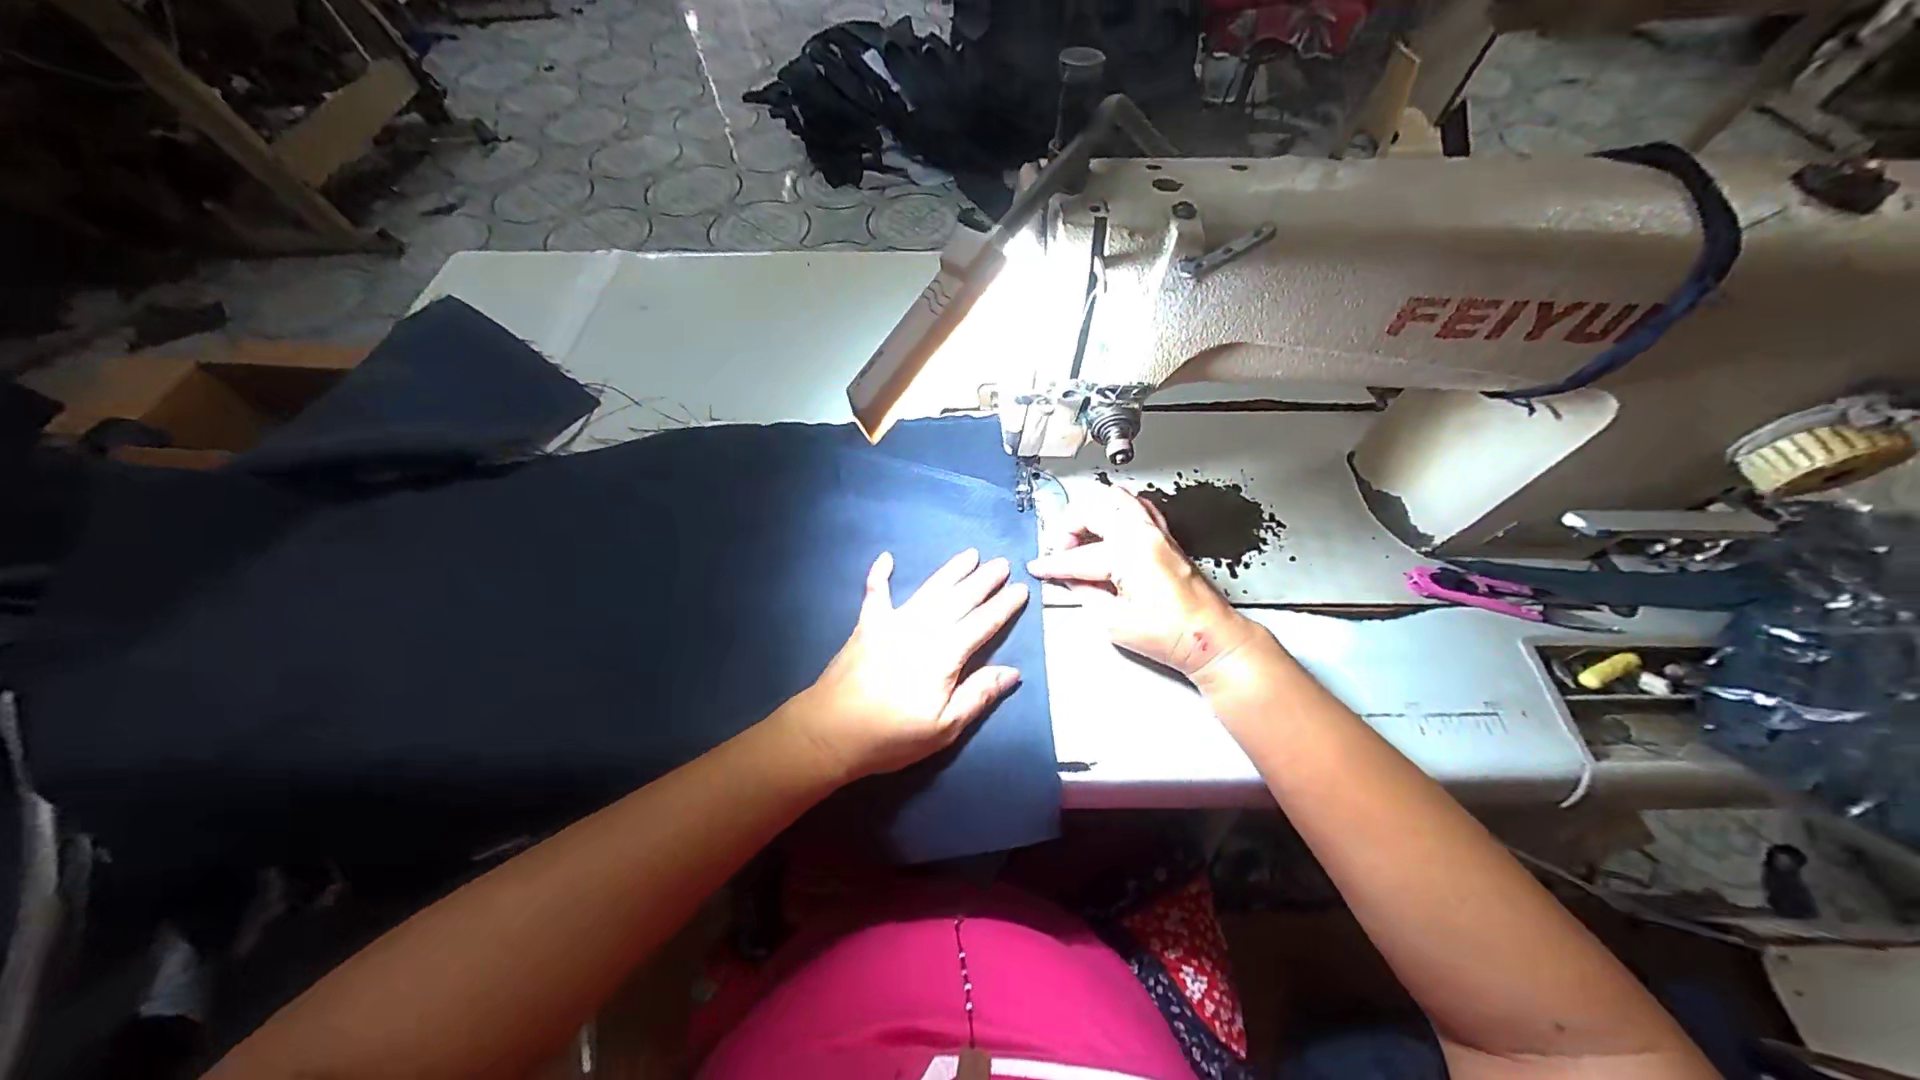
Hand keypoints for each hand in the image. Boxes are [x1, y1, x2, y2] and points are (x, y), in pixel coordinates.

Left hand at [785, 549, 1029, 781]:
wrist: (830, 731)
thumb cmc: (891, 735)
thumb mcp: (944, 727)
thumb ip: (978, 695)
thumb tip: (1012, 672)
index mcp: (945, 654)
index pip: (982, 624)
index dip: (1003, 607)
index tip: (1021, 590)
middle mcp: (922, 629)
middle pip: (959, 600)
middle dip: (983, 581)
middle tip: (1002, 563)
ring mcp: (892, 623)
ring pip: (929, 591)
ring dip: (951, 572)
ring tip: (970, 555)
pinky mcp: (867, 626)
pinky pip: (876, 594)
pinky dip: (880, 575)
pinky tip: (886, 558)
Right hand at [1027, 482, 1263, 681]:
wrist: (1212, 639)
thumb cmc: (1174, 635)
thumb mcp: (1114, 622)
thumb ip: (1086, 594)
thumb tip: (1070, 582)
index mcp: (1129, 552)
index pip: (1079, 555)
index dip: (1053, 564)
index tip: (1038, 567)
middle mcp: (1144, 534)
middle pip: (1093, 510)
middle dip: (1069, 528)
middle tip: (1059, 550)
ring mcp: (1158, 532)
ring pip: (1116, 499)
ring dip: (1092, 513)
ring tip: (1081, 536)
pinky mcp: (1167, 538)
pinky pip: (1137, 508)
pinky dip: (1116, 513)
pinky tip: (1109, 530)